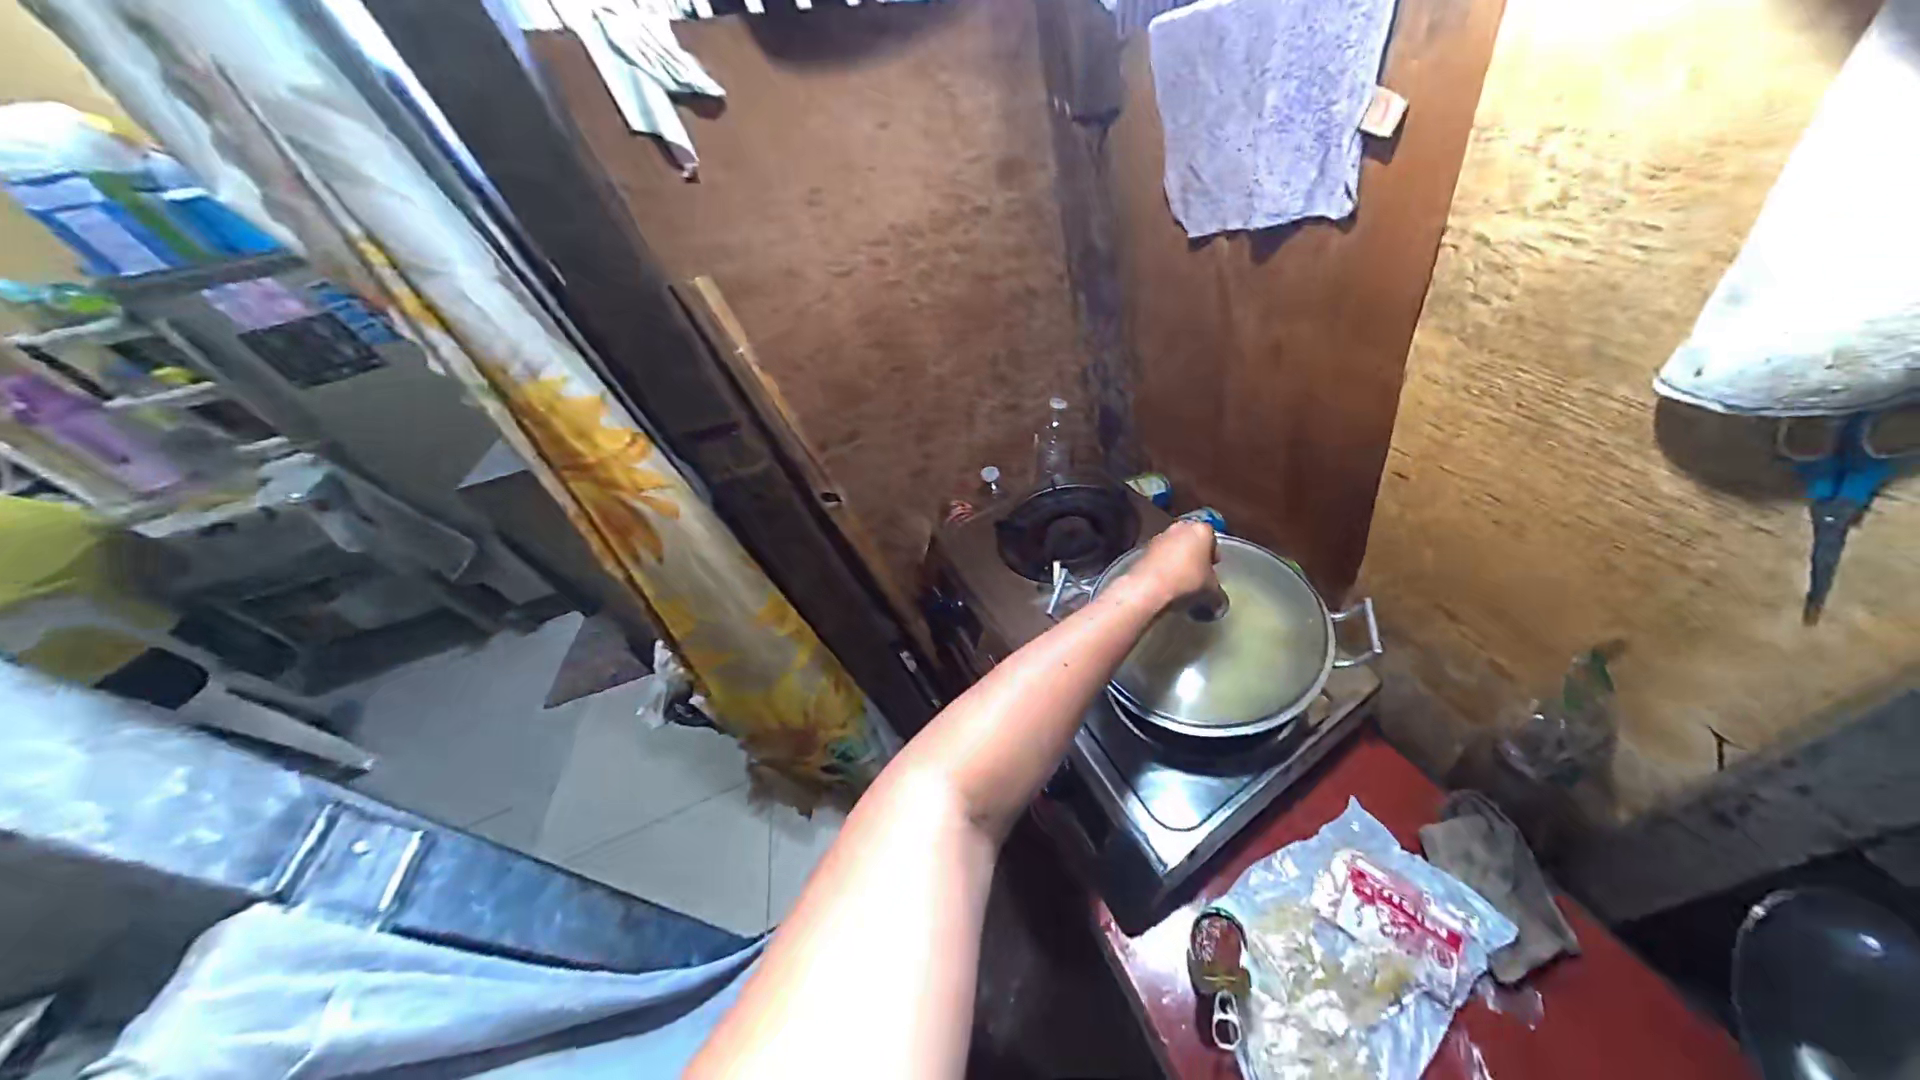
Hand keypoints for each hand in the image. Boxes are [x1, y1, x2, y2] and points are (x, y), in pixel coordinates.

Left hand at [1130, 520, 1218, 606]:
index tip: (1213, 568)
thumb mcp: (1211, 590)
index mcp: (1200, 530)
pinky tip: (1165, 581)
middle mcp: (1180, 527)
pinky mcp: (1144, 548)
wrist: (1148, 586)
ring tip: (1181, 580)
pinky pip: (1160, 556)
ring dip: (1178, 559)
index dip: (1213, 554)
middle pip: (1192, 540)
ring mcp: (1159, 536)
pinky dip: (1163, 565)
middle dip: (1195, 555)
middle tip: (1198, 573)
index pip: (1212, 537)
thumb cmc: (1187, 580)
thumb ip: (1217, 592)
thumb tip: (1217, 602)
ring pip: (1174, 547)